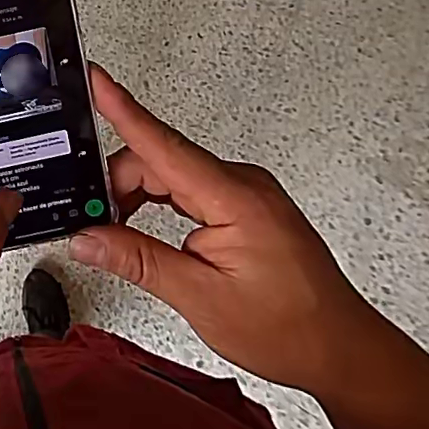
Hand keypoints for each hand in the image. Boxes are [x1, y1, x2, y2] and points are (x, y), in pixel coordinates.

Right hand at [68, 66, 399, 395]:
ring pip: (167, 172)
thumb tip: (86, 238)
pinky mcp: (240, 201)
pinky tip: (140, 223)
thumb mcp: (199, 297)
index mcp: (234, 199)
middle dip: (116, 184)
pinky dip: (154, 199)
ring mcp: (242, 190)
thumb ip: (136, 260)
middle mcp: (239, 183)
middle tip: (90, 217)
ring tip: (115, 228)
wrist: (342, 350)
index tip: (94, 79)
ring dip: (133, 194)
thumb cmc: (289, 327)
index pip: (162, 143)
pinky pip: (184, 185)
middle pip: (157, 160)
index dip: (121, 107)